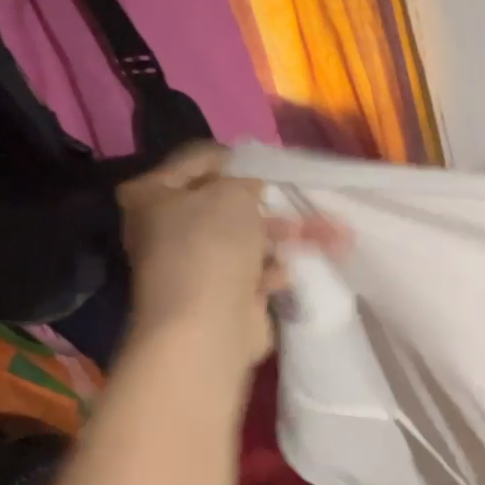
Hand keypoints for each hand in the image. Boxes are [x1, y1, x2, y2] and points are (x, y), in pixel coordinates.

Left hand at [117, 143, 343, 369]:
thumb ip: (246, 181)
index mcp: (153, 194)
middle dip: (275, 205)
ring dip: (289, 237)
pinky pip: (258, 271)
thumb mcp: (232, 195)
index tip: (275, 166)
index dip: (239, 160)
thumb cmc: (211, 248)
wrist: (209, 325)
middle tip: (311, 202)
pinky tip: (287, 274)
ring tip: (331, 237)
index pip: (199, 161)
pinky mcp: (227, 292)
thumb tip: (254, 188)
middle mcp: (170, 227)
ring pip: (251, 239)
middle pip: (230, 204)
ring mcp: (199, 263)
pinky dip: (276, 270)